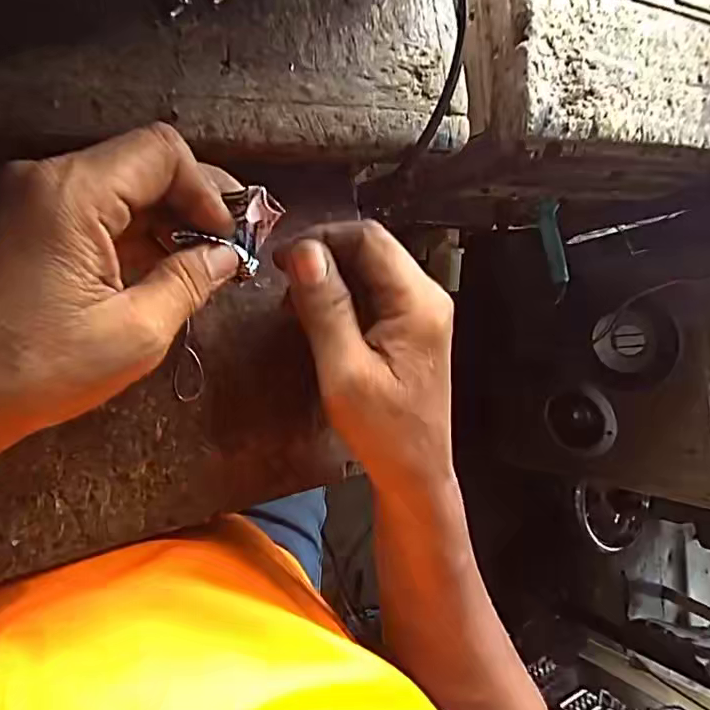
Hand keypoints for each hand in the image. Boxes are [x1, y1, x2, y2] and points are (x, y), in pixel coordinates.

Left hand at [0, 124, 243, 491]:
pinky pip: (98, 211)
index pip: (163, 153)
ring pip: (124, 187)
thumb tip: (227, 256)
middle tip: (232, 247)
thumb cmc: (42, 370)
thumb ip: (189, 281)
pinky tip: (165, 268)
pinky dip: (138, 233)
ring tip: (205, 264)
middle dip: (196, 202)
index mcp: (73, 195)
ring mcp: (33, 199)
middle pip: (143, 164)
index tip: (229, 240)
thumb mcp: (136, 332)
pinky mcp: (28, 224)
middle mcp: (49, 179)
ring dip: (170, 219)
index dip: (209, 190)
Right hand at [278, 221, 454, 501]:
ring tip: (297, 305)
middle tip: (285, 283)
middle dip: (324, 258)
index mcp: (417, 303)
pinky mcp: (411, 327)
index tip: (283, 260)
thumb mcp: (345, 372)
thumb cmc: (386, 433)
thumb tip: (303, 254)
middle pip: (371, 249)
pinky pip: (373, 294)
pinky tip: (319, 319)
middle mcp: (426, 298)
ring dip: (330, 278)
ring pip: (369, 269)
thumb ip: (325, 309)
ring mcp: (421, 312)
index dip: (321, 239)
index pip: (369, 238)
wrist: (414, 471)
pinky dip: (342, 298)